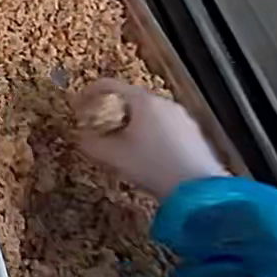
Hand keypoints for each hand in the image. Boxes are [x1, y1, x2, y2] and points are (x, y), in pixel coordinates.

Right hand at [70, 80, 226, 198]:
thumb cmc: (151, 166)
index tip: (77, 105)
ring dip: (130, 122)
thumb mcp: (110, 156)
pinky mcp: (194, 134)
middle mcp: (165, 103)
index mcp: (143, 101)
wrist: (199, 191)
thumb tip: (80, 136)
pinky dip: (149, 132)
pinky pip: (164, 125)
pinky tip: (145, 154)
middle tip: (97, 126)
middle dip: (110, 110)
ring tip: (120, 143)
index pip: (109, 85)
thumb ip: (89, 143)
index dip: (88, 92)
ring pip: (148, 112)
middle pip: (130, 98)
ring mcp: (183, 118)